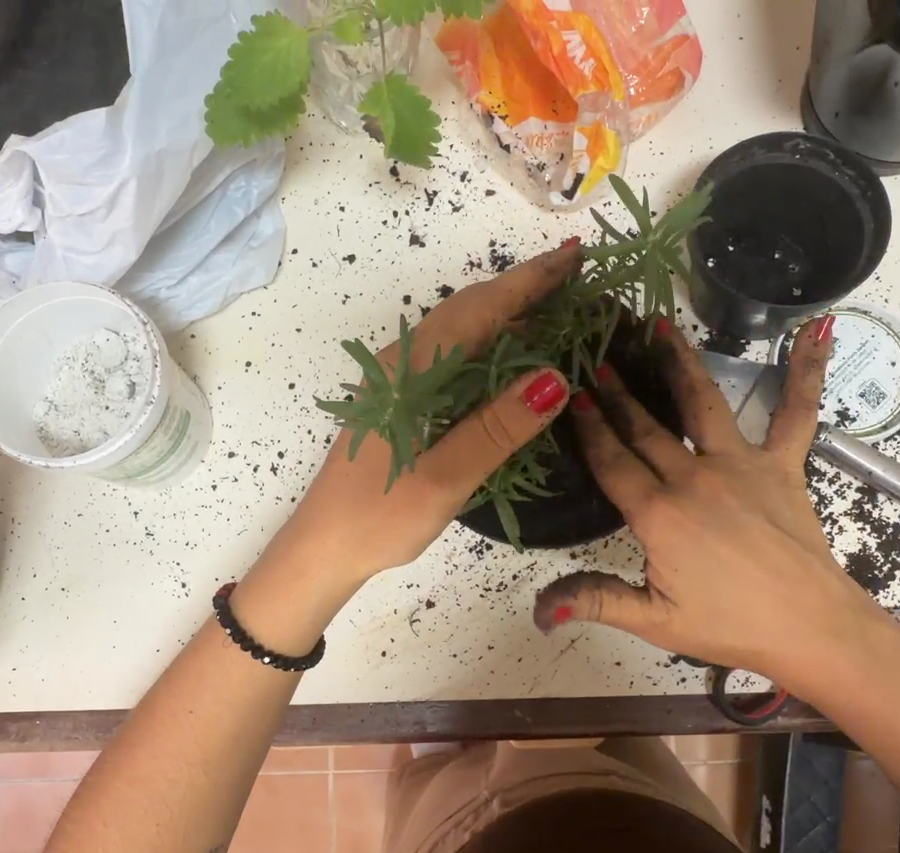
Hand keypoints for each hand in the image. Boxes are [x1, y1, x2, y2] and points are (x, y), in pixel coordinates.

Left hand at [235, 242, 583, 649]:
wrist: (322, 551)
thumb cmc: (377, 519)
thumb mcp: (443, 480)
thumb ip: (496, 429)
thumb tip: (554, 380)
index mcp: (408, 374)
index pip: (476, 311)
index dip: (527, 282)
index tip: (574, 256)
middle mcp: (400, 366)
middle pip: (467, 313)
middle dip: (522, 291)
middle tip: (577, 280)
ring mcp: (397, 385)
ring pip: (459, 336)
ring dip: (506, 318)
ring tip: (558, 310)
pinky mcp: (399, 406)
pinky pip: (452, 362)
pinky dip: (489, 350)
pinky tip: (513, 362)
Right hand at [532, 317, 888, 692]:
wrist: (810, 628)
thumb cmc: (730, 628)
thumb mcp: (654, 621)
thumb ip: (594, 600)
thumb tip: (538, 610)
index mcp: (658, 514)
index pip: (612, 462)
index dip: (588, 429)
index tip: (570, 396)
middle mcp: (694, 478)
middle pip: (646, 429)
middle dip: (618, 394)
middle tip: (597, 358)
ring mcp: (742, 466)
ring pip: (703, 403)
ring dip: (679, 363)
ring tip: (660, 326)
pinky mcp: (783, 467)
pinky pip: (797, 413)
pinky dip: (805, 373)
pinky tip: (817, 332)